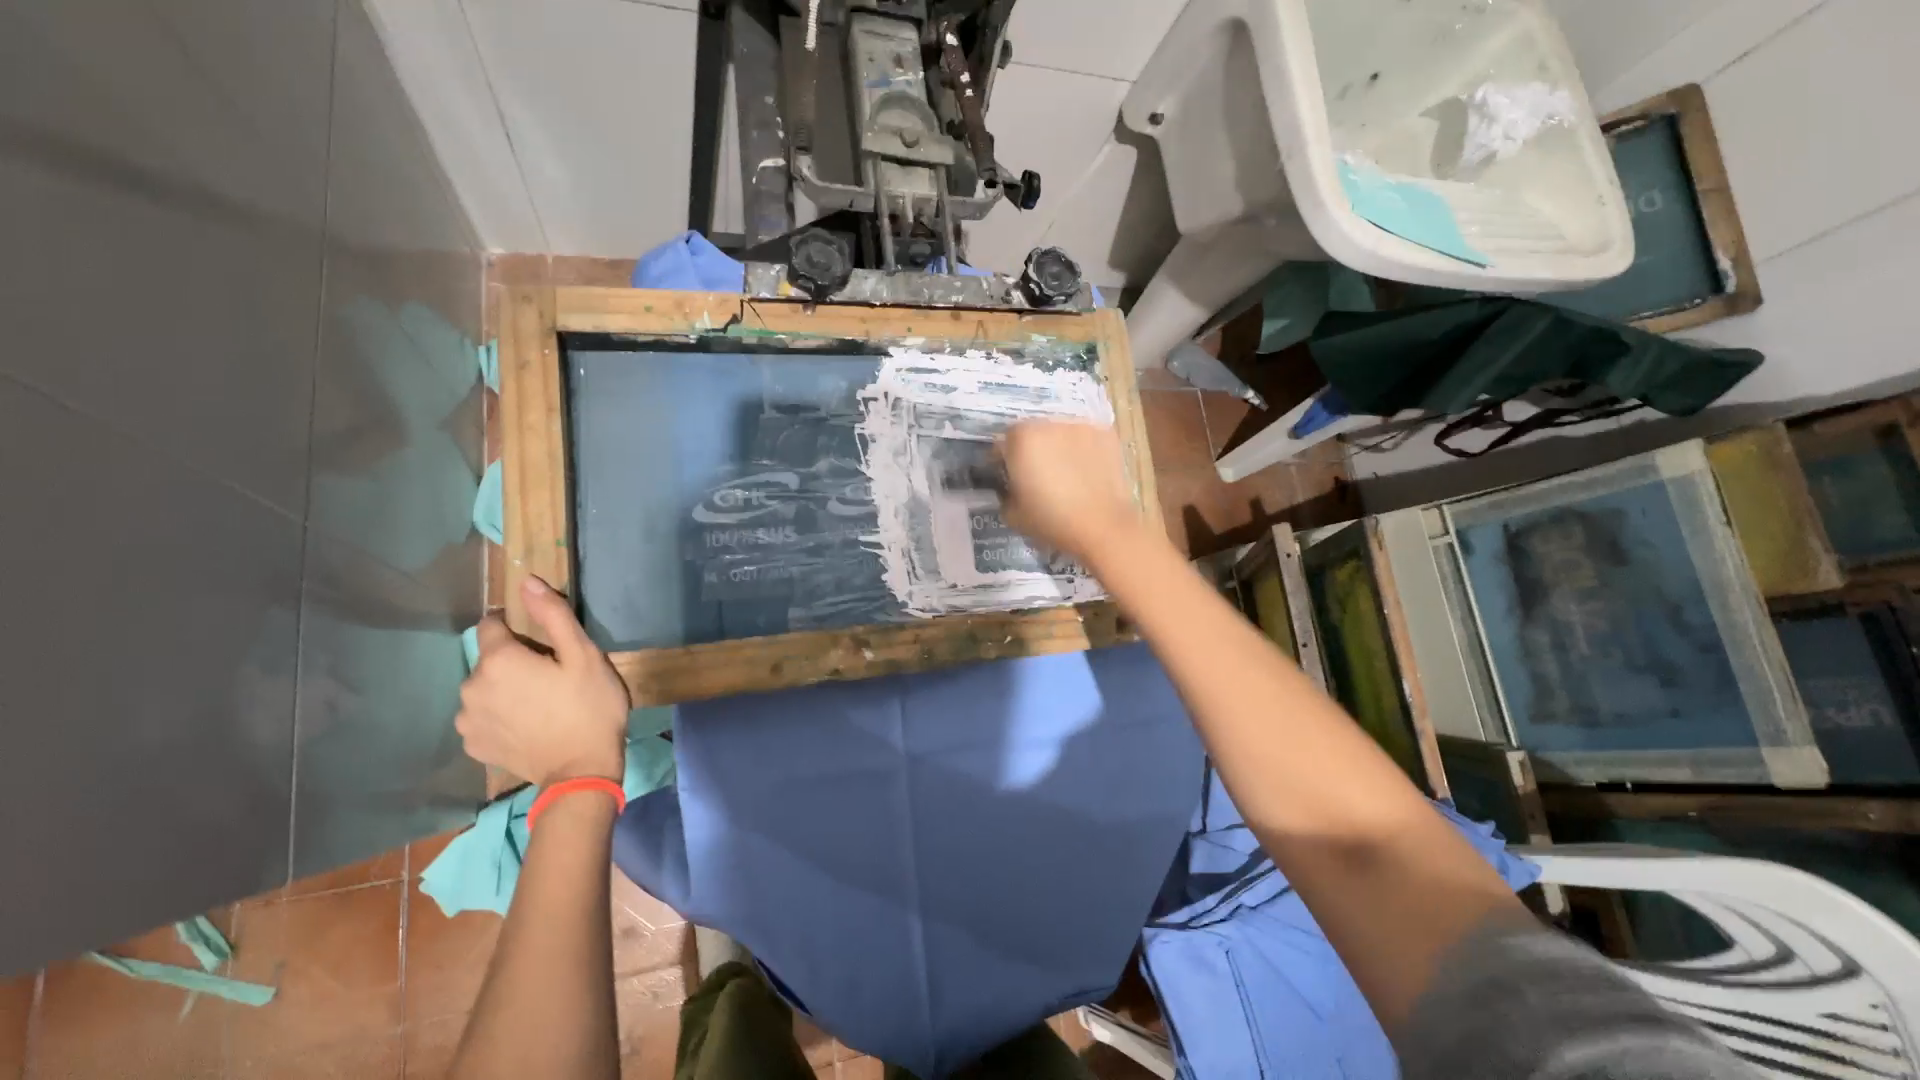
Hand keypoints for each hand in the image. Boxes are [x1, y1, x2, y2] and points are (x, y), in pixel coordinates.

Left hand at [456, 577, 629, 786]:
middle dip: (513, 662)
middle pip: (488, 659)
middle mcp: (471, 686)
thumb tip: (527, 581)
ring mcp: (468, 719)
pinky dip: (498, 717)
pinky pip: (482, 717)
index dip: (518, 628)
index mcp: (498, 660)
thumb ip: (553, 615)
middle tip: (549, 678)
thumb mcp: (584, 655)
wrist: (581, 771)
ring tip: (538, 705)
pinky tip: (526, 726)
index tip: (544, 645)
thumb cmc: (589, 708)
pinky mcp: (472, 745)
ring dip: (503, 690)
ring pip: (483, 689)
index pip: (492, 625)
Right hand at [998, 420, 1142, 562]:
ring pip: (1060, 432)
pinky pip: (1085, 437)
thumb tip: (1011, 488)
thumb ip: (1005, 493)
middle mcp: (1048, 423)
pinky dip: (1083, 448)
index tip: (1011, 479)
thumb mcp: (1012, 515)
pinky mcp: (1105, 433)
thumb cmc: (1052, 521)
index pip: (1003, 443)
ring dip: (1057, 446)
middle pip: (1032, 432)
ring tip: (1066, 472)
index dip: (1005, 462)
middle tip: (1039, 476)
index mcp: (1021, 439)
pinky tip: (1087, 470)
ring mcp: (1080, 425)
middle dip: (1031, 449)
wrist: (1103, 526)